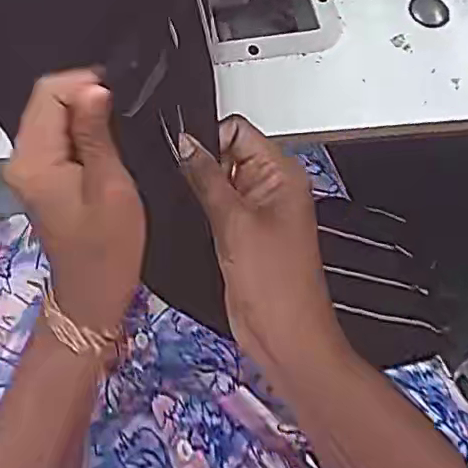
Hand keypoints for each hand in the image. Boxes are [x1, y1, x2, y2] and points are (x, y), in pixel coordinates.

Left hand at [5, 70, 145, 332]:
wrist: (91, 294)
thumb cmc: (108, 247)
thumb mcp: (110, 186)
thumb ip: (96, 134)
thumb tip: (94, 88)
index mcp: (34, 160)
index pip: (48, 92)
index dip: (83, 83)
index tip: (117, 95)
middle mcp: (21, 157)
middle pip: (45, 98)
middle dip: (83, 93)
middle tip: (120, 108)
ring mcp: (26, 164)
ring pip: (50, 111)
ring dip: (83, 108)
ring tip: (115, 121)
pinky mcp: (38, 171)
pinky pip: (55, 130)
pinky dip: (78, 124)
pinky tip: (102, 135)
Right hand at [179, 117, 342, 368]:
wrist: (283, 338)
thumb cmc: (275, 283)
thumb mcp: (234, 222)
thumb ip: (206, 177)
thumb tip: (184, 143)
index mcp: (281, 172)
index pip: (238, 130)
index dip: (210, 138)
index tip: (184, 155)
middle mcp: (270, 185)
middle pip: (226, 152)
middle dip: (202, 163)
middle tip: (185, 184)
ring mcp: (255, 209)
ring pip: (217, 179)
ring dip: (200, 188)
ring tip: (188, 203)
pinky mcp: (241, 231)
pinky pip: (216, 205)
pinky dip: (202, 208)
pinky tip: (193, 218)